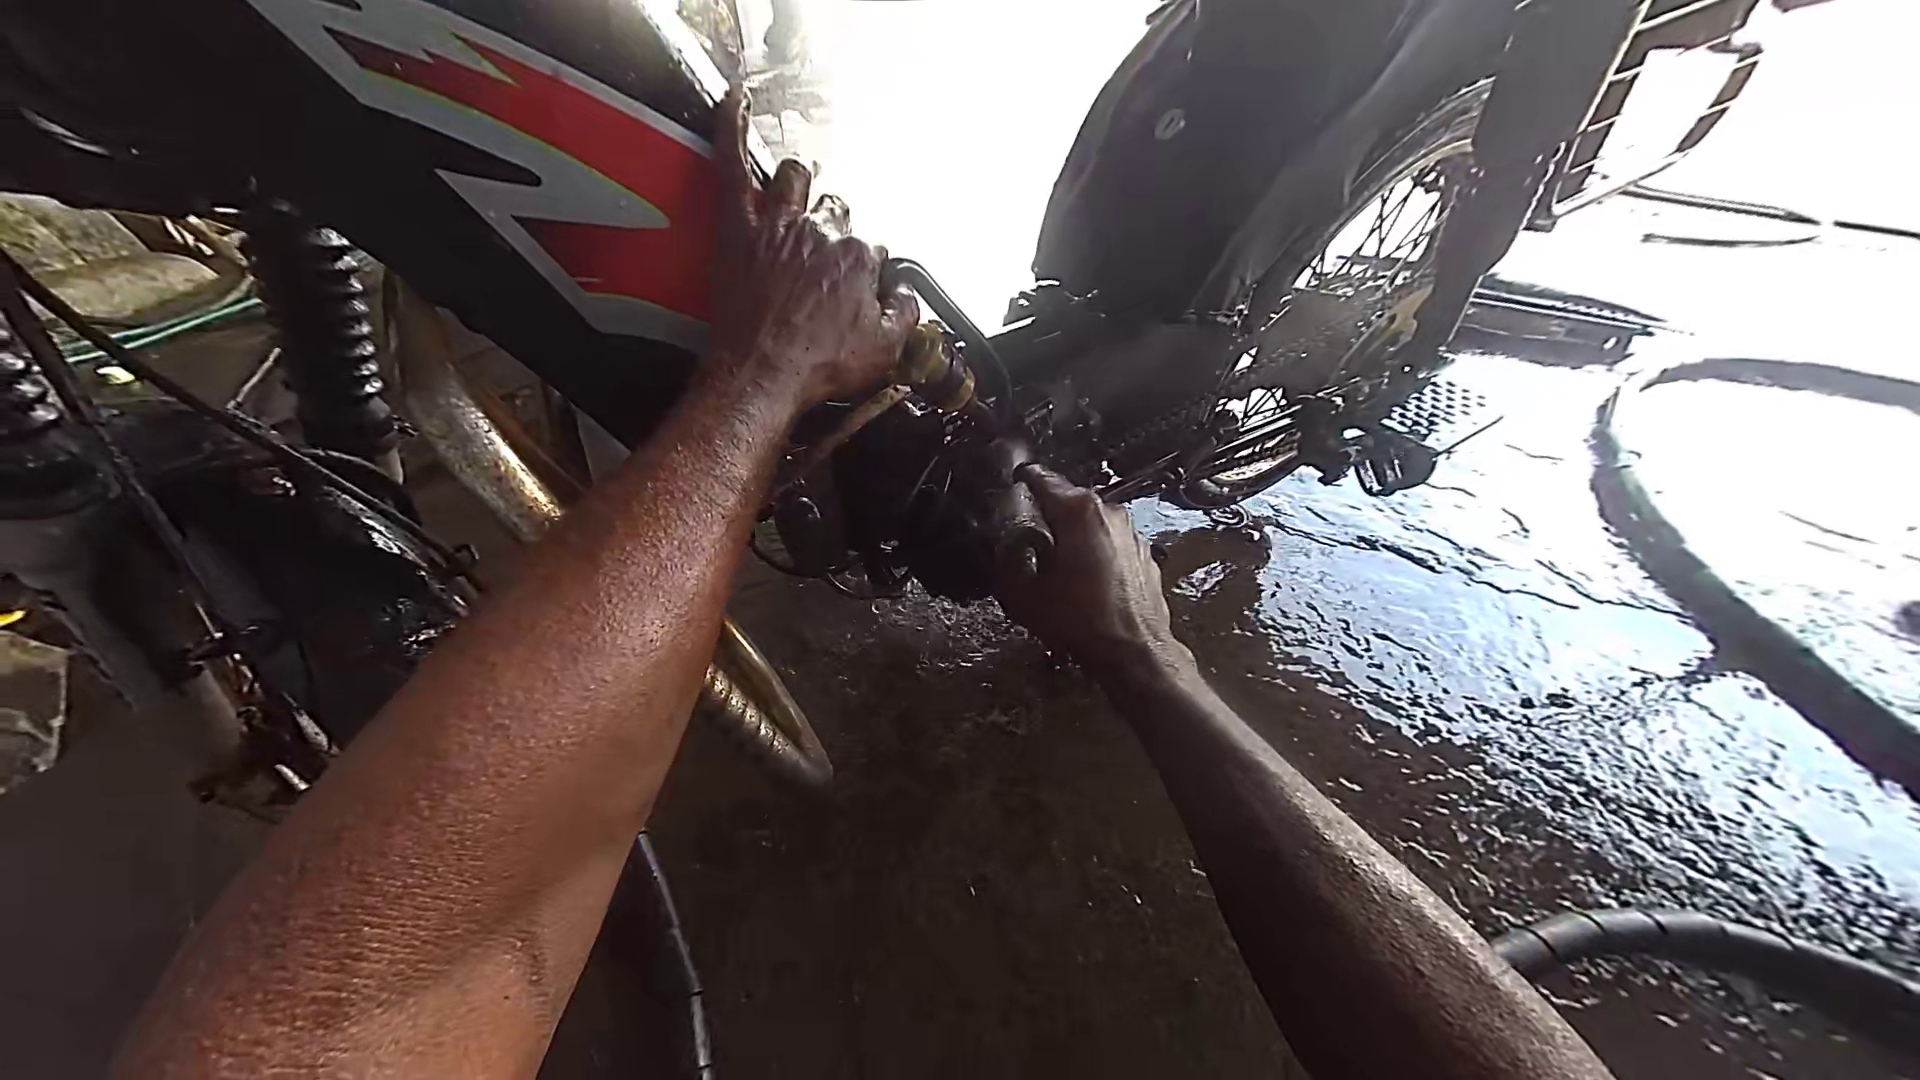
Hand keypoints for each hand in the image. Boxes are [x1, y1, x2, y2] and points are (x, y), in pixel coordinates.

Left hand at [709, 87, 917, 405]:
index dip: (867, 269)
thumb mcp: (884, 351)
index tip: (860, 289)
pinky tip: (737, 98)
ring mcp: (779, 224)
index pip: (872, 248)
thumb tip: (906, 295)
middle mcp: (821, 231)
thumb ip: (904, 313)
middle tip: (827, 256)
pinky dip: (732, 125)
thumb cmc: (820, 365)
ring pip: (795, 178)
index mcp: (858, 258)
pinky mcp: (740, 227)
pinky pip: (733, 162)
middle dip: (837, 227)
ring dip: (802, 184)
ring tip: (802, 192)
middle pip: (836, 210)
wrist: (763, 376)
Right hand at [994, 466, 1192, 676]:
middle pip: (1070, 500)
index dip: (1024, 481)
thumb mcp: (1024, 594)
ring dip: (1074, 534)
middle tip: (1030, 538)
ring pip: (1092, 521)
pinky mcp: (1144, 552)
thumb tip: (1007, 546)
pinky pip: (1111, 541)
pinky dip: (1096, 550)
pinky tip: (1087, 578)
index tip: (1014, 486)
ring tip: (1059, 564)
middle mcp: (1109, 511)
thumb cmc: (1079, 621)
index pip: (1043, 479)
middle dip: (1049, 514)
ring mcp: (1130, 531)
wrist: (1133, 651)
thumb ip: (1008, 561)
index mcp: (1078, 511)